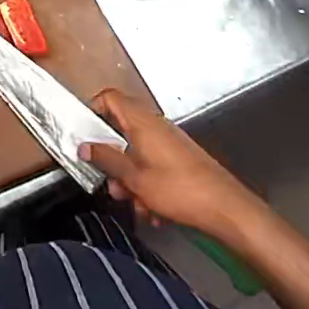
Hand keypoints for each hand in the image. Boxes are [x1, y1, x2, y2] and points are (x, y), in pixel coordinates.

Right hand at [82, 88, 259, 235]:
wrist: (224, 208)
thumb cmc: (182, 189)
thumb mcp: (134, 177)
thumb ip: (106, 159)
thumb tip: (86, 147)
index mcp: (142, 122)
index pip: (110, 98)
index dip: (93, 111)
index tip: (84, 133)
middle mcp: (156, 126)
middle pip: (121, 132)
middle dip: (113, 161)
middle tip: (112, 183)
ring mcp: (169, 142)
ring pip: (136, 154)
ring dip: (131, 179)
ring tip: (138, 204)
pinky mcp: (180, 159)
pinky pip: (153, 166)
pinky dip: (149, 185)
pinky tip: (154, 209)